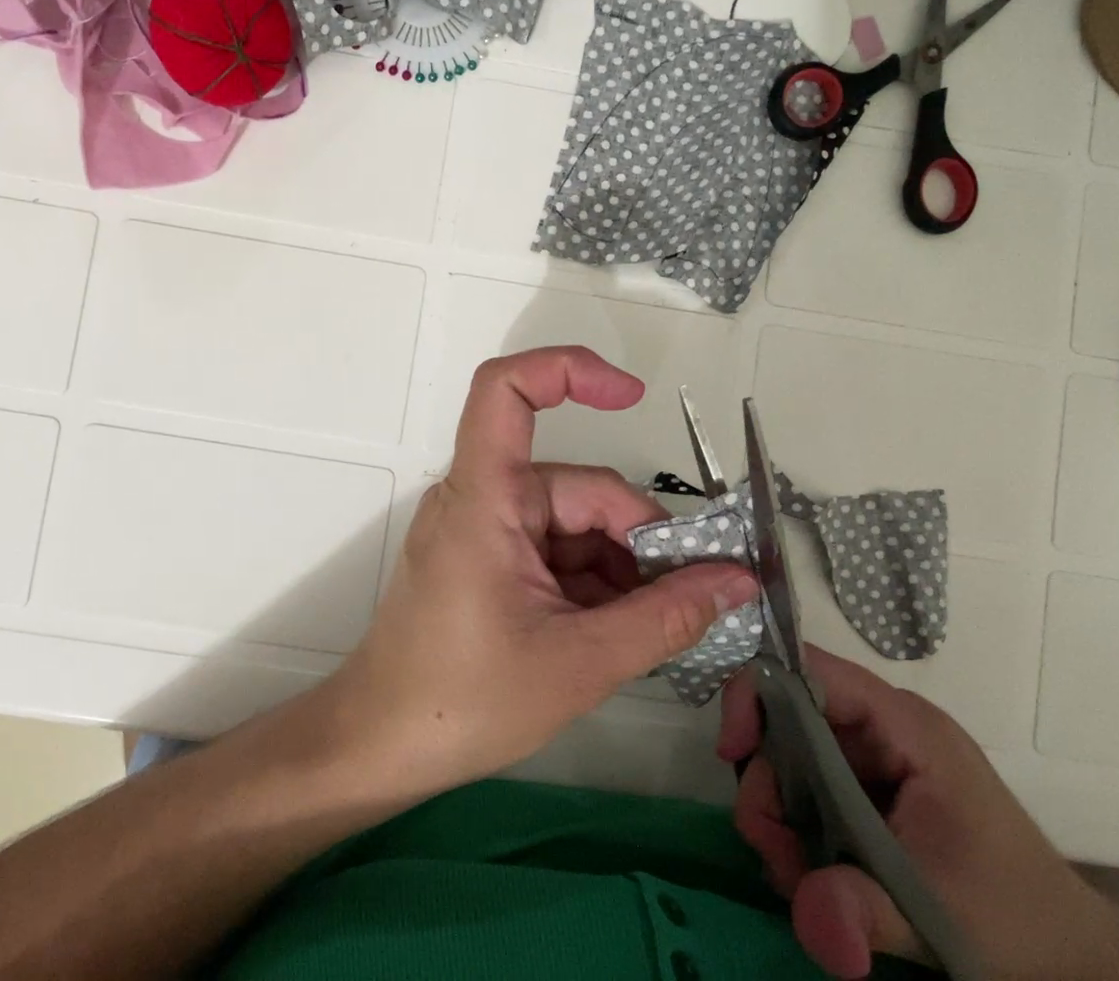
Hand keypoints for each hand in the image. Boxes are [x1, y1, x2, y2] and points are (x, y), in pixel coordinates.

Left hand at [320, 346, 760, 793]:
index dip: (568, 370)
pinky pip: (554, 556)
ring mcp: (483, 536)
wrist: (380, 747)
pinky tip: (622, 631)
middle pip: (577, 488)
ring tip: (656, 628)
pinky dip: (593, 585)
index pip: (505, 390)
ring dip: (621, 570)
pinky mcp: (486, 568)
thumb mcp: (580, 662)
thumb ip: (665, 618)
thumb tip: (737, 581)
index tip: (632, 396)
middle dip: (638, 538)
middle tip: (689, 598)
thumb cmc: (464, 702)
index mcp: (484, 501)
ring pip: (573, 528)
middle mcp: (481, 503)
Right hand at [720, 649, 1118, 980]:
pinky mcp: (862, 791)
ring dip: (776, 822)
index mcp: (905, 728)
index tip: (733, 753)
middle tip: (780, 858)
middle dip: (766, 792)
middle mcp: (879, 730)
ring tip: (806, 881)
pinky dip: (792, 833)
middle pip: (782, 723)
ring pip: (784, 762)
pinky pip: (801, 791)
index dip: (756, 694)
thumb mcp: (936, 911)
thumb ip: (865, 907)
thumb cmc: (1014, 915)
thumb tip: (809, 915)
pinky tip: (815, 877)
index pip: (808, 671)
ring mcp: (870, 760)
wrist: (1063, 954)